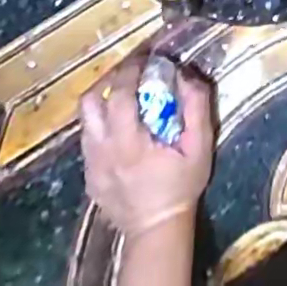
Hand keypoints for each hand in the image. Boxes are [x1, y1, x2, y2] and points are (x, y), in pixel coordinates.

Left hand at [79, 51, 214, 239]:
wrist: (157, 230)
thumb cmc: (181, 187)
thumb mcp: (200, 146)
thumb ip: (196, 106)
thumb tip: (186, 74)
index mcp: (127, 143)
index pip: (118, 93)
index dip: (130, 69)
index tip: (145, 56)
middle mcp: (101, 151)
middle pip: (90, 101)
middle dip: (111, 78)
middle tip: (132, 70)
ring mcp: (91, 164)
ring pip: (85, 118)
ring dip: (103, 98)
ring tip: (124, 93)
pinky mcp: (88, 175)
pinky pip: (89, 137)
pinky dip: (102, 121)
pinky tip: (122, 124)